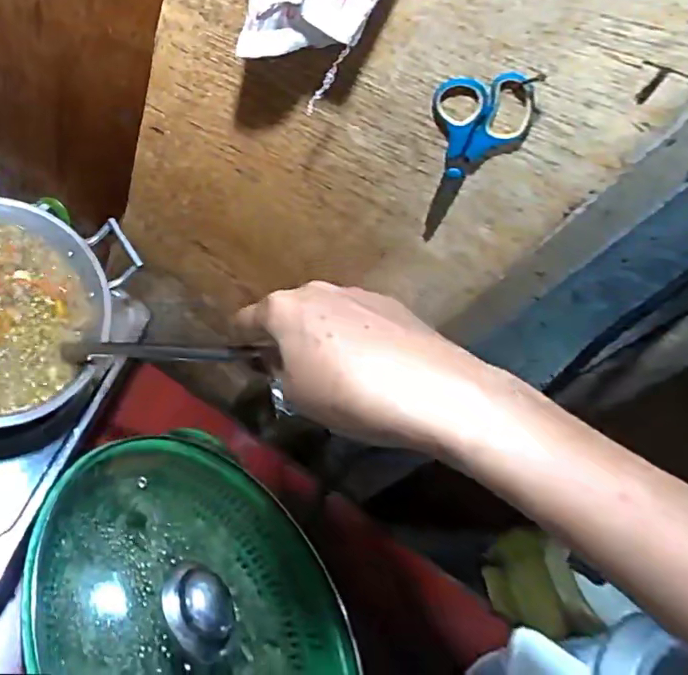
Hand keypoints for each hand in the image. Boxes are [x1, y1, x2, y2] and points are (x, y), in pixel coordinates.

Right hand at [233, 282, 520, 457]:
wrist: (444, 394)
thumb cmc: (351, 395)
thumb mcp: (296, 397)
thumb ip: (278, 374)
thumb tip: (284, 364)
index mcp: (279, 308)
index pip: (243, 321)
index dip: (244, 345)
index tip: (255, 368)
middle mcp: (313, 291)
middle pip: (287, 314)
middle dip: (289, 338)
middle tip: (302, 374)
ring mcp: (357, 294)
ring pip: (326, 316)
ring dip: (326, 338)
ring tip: (349, 375)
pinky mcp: (396, 306)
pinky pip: (363, 322)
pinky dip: (363, 340)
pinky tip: (382, 371)